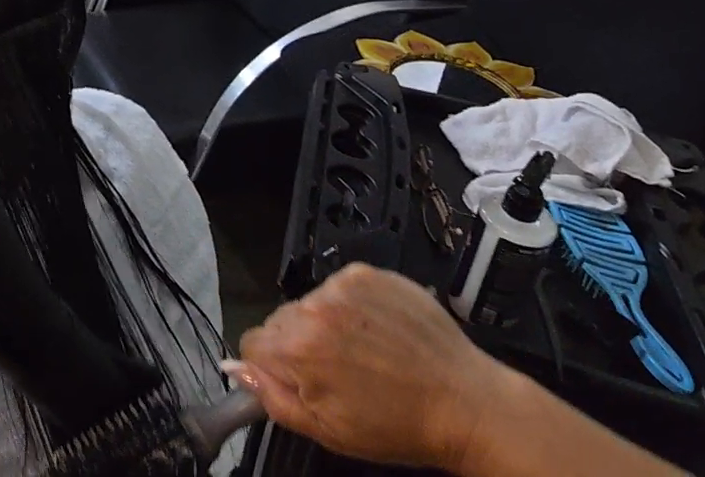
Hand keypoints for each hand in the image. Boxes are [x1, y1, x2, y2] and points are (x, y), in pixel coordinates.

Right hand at [231, 264, 502, 470]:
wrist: (469, 404)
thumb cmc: (397, 427)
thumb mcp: (327, 430)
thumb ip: (272, 398)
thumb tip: (235, 368)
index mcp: (296, 348)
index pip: (253, 343)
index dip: (273, 366)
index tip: (302, 380)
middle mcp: (312, 307)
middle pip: (281, 320)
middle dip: (299, 343)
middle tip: (339, 370)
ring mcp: (342, 286)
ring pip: (310, 303)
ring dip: (326, 323)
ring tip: (364, 351)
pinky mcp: (367, 274)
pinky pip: (339, 287)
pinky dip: (351, 306)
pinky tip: (378, 330)